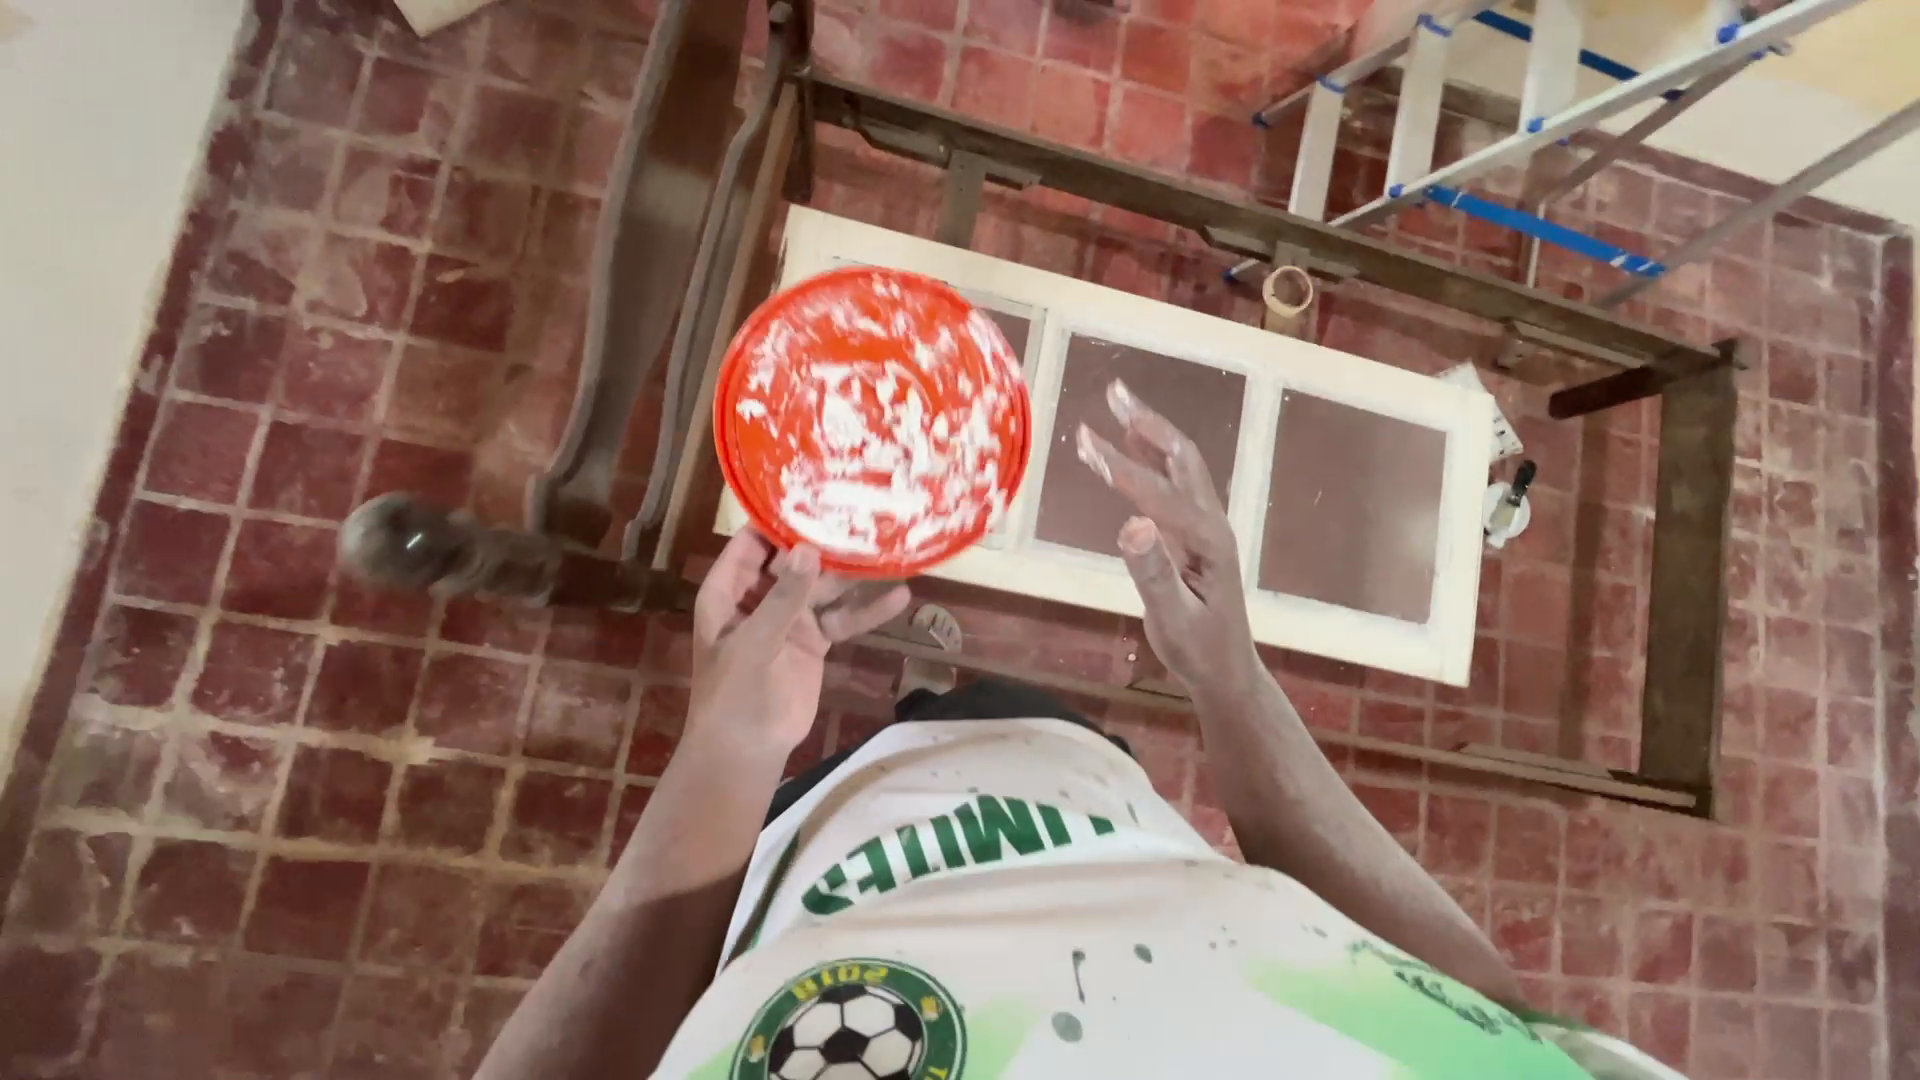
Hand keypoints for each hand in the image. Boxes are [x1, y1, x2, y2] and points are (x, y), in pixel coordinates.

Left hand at [689, 529, 909, 759]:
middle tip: (863, 514)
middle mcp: (761, 597)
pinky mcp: (815, 641)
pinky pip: (843, 619)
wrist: (747, 749)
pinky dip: (868, 611)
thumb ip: (784, 597)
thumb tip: (808, 549)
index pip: (752, 544)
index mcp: (730, 591)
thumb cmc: (735, 692)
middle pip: (794, 561)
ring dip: (853, 574)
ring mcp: (791, 619)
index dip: (777, 521)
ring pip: (824, 587)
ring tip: (888, 548)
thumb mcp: (755, 641)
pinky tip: (899, 597)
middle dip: (825, 542)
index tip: (813, 496)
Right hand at [1076, 379, 1259, 696]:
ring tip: (1119, 406)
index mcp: (1206, 539)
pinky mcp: (1194, 534)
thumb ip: (1152, 573)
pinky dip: (1150, 458)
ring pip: (1179, 466)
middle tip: (1114, 391)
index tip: (1083, 438)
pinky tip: (1131, 450)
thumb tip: (1130, 524)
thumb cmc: (1199, 649)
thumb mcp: (1172, 618)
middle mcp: (1210, 522)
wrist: (1226, 670)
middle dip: (1147, 422)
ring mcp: (1204, 526)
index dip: (1118, 465)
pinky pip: (1172, 484)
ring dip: (1150, 432)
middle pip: (1180, 457)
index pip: (1156, 492)